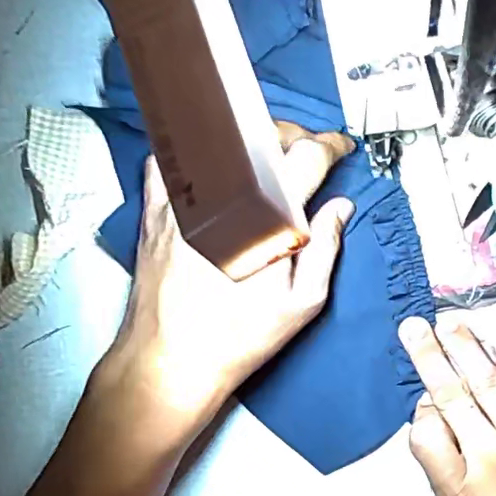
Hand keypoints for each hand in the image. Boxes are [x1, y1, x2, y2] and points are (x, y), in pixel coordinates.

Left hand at [91, 124, 355, 446]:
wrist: (171, 359)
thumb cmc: (237, 338)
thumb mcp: (303, 302)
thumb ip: (326, 247)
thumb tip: (339, 209)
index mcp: (267, 222)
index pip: (306, 158)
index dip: (330, 146)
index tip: (339, 148)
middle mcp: (223, 202)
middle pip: (262, 136)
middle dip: (293, 136)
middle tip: (309, 152)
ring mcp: (184, 200)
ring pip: (220, 139)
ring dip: (250, 139)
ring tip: (266, 159)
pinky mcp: (156, 208)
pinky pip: (174, 158)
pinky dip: (200, 153)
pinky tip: (216, 170)